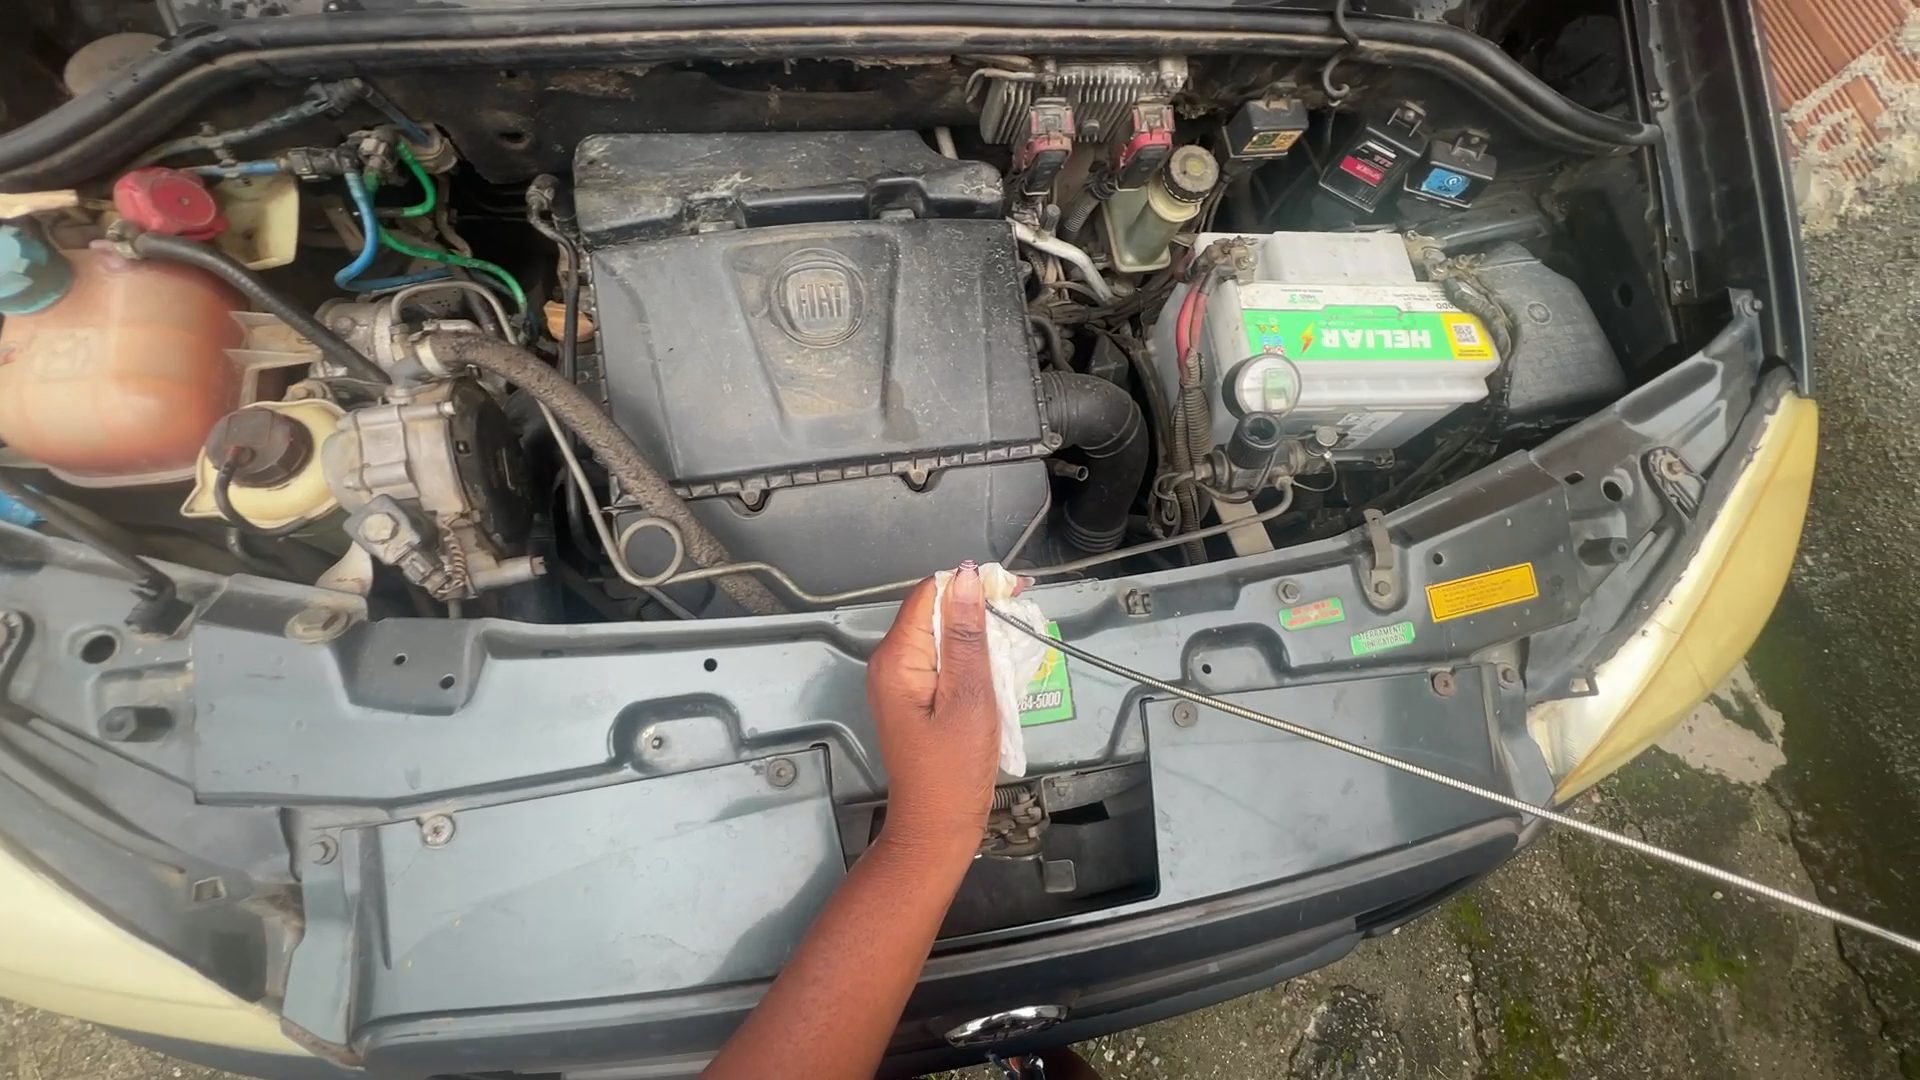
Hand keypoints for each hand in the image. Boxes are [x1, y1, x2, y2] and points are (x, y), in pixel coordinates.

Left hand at [866, 563, 999, 858]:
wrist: (937, 826)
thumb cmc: (954, 768)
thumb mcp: (969, 697)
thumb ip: (967, 635)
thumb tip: (965, 578)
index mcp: (898, 657)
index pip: (930, 594)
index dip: (969, 584)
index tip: (1011, 589)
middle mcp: (890, 661)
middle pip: (934, 611)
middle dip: (977, 606)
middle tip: (1021, 610)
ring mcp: (900, 679)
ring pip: (941, 634)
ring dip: (977, 630)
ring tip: (1015, 636)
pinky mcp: (913, 694)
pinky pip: (941, 659)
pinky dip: (969, 655)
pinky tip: (996, 662)